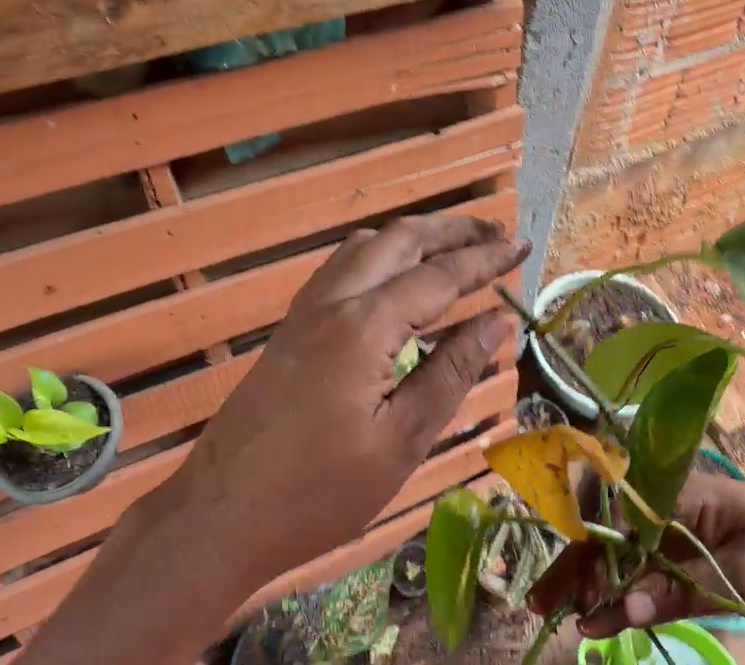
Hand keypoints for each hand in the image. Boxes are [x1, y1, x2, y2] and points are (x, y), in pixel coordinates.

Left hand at [165, 215, 527, 586]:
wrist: (220, 514)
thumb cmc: (319, 491)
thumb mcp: (401, 441)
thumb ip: (452, 372)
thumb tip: (497, 319)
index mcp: (364, 325)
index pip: (439, 275)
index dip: (485, 259)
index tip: (523, 246)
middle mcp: (333, 300)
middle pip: (400, 240)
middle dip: (452, 230)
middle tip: (497, 233)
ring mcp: (305, 310)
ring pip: (366, 246)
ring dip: (414, 236)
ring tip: (454, 244)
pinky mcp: (291, 326)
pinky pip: (342, 266)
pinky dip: (381, 254)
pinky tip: (394, 277)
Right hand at [529, 476, 744, 664]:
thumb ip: (684, 585)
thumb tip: (627, 606)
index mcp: (685, 492)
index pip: (622, 506)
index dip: (594, 543)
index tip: (581, 584)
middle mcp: (670, 506)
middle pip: (611, 528)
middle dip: (576, 562)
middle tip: (542, 602)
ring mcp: (675, 532)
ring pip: (618, 551)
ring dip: (586, 579)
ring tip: (550, 609)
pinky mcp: (683, 557)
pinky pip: (641, 572)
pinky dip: (617, 595)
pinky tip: (593, 615)